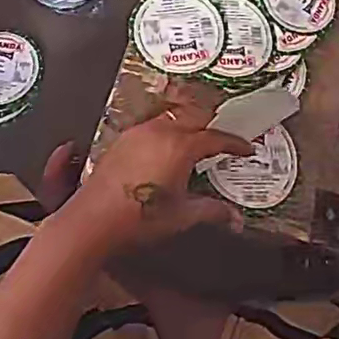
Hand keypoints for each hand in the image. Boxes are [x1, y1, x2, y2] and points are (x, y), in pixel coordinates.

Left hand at [60, 101, 251, 253]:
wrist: (92, 221)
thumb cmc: (138, 218)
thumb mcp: (182, 216)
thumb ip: (212, 211)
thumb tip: (234, 218)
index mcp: (181, 147)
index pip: (216, 138)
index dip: (234, 143)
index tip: (245, 148)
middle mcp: (161, 132)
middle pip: (194, 117)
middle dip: (212, 126)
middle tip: (223, 139)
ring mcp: (139, 133)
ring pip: (172, 118)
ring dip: (187, 125)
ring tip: (195, 140)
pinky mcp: (122, 139)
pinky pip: (152, 126)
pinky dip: (166, 131)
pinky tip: (165, 147)